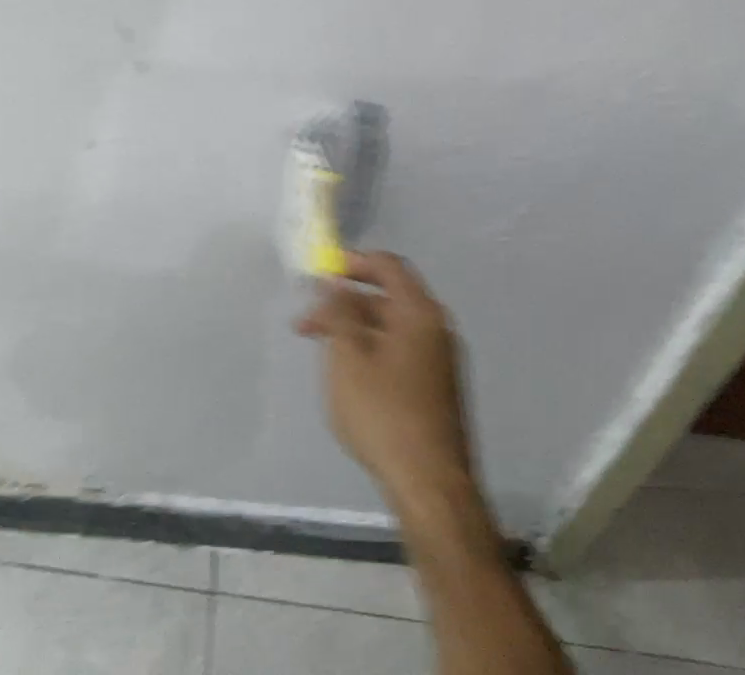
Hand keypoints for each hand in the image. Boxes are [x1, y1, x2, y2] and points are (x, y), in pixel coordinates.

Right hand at [295, 251, 473, 506]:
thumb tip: (334, 280)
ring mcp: (440, 360)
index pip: (388, 266)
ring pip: (390, 328)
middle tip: (304, 326)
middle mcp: (436, 329)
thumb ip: (339, 311)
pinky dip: (370, 350)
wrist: (429, 481)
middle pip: (387, 297)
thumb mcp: (347, 356)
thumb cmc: (382, 412)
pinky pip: (399, 351)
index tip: (317, 273)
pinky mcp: (437, 387)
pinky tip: (348, 377)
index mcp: (419, 313)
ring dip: (353, 330)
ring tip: (321, 354)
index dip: (351, 262)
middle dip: (343, 304)